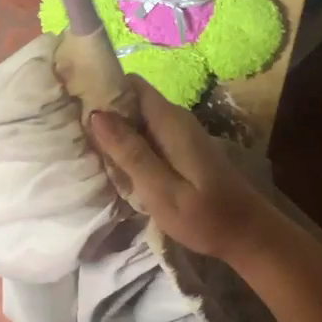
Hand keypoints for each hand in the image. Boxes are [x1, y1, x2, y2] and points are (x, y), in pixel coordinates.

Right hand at [87, 77, 278, 261]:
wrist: (250, 236)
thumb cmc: (206, 217)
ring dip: (112, 130)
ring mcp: (180, 134)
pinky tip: (111, 163)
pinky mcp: (180, 150)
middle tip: (71, 131)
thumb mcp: (162, 191)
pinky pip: (146, 135)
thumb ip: (131, 153)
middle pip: (131, 99)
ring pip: (137, 118)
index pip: (131, 85)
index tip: (72, 102)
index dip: (102, 87)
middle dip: (102, 111)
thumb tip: (97, 115)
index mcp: (170, 122)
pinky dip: (127, 144)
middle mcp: (175, 120)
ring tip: (83, 146)